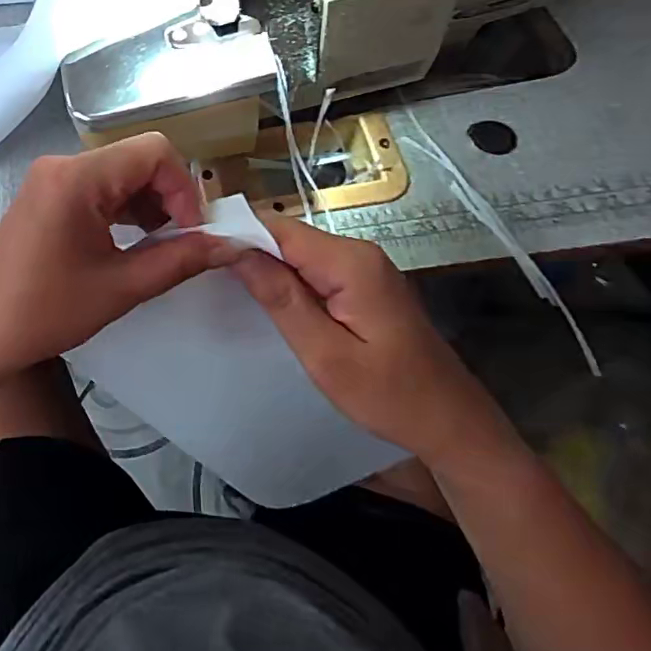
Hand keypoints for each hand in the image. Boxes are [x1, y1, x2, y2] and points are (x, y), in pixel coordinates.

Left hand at [0, 133, 239, 395]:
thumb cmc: (44, 313)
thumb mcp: (121, 287)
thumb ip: (180, 260)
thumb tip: (230, 244)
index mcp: (77, 177)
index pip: (154, 152)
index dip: (184, 187)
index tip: (195, 231)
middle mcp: (62, 165)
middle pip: (137, 160)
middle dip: (169, 196)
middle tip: (185, 242)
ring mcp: (50, 179)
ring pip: (119, 173)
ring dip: (149, 204)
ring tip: (162, 247)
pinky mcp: (45, 196)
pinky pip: (98, 188)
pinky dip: (124, 208)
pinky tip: (134, 242)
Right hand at [232, 213, 512, 461]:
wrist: (451, 422)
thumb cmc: (390, 396)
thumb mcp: (326, 355)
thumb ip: (282, 299)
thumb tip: (237, 251)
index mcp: (350, 262)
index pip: (279, 229)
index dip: (237, 235)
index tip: (199, 251)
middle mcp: (358, 251)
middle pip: (287, 235)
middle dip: (247, 250)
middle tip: (206, 274)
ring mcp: (364, 265)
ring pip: (298, 250)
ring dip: (265, 265)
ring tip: (228, 287)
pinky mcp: (363, 282)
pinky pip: (313, 267)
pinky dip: (286, 277)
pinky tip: (267, 299)